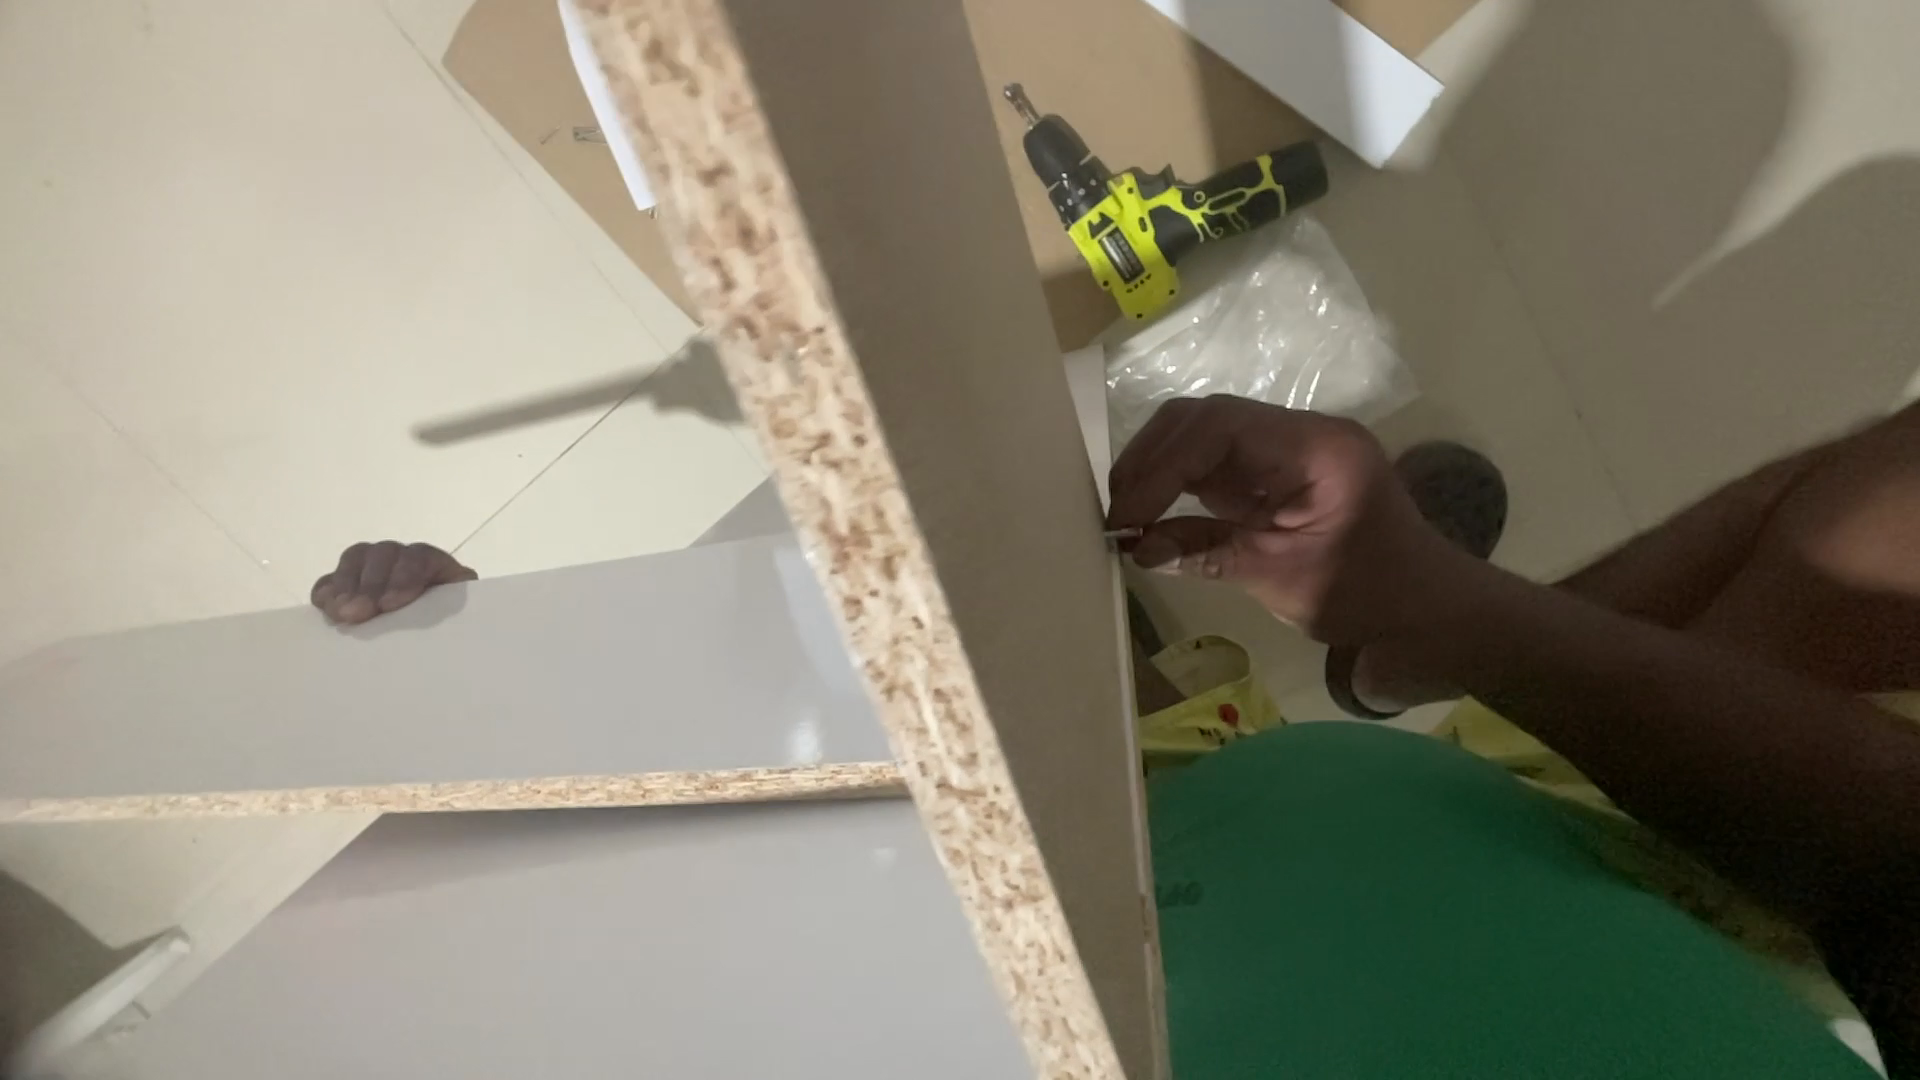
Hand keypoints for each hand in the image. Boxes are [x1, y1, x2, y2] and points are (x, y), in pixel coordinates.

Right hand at [310, 541, 475, 623]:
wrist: (443, 638)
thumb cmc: (453, 628)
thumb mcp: (459, 618)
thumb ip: (449, 613)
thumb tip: (442, 624)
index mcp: (441, 567)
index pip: (422, 557)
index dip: (404, 577)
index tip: (389, 605)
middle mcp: (408, 559)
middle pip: (386, 553)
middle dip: (370, 584)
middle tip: (357, 614)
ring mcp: (377, 567)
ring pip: (357, 559)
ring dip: (345, 586)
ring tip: (340, 614)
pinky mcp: (350, 582)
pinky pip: (331, 578)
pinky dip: (326, 591)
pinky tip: (325, 608)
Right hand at [1106, 395, 1471, 645]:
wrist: (1420, 608)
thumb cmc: (1367, 594)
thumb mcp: (1282, 577)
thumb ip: (1207, 553)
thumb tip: (1137, 549)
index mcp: (1316, 447)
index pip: (1219, 427)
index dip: (1162, 466)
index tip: (1127, 515)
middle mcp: (1294, 434)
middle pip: (1202, 419)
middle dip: (1150, 461)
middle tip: (1116, 514)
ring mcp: (1277, 450)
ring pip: (1196, 435)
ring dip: (1153, 470)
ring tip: (1122, 516)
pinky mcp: (1263, 473)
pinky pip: (1204, 465)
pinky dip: (1169, 487)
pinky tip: (1145, 515)